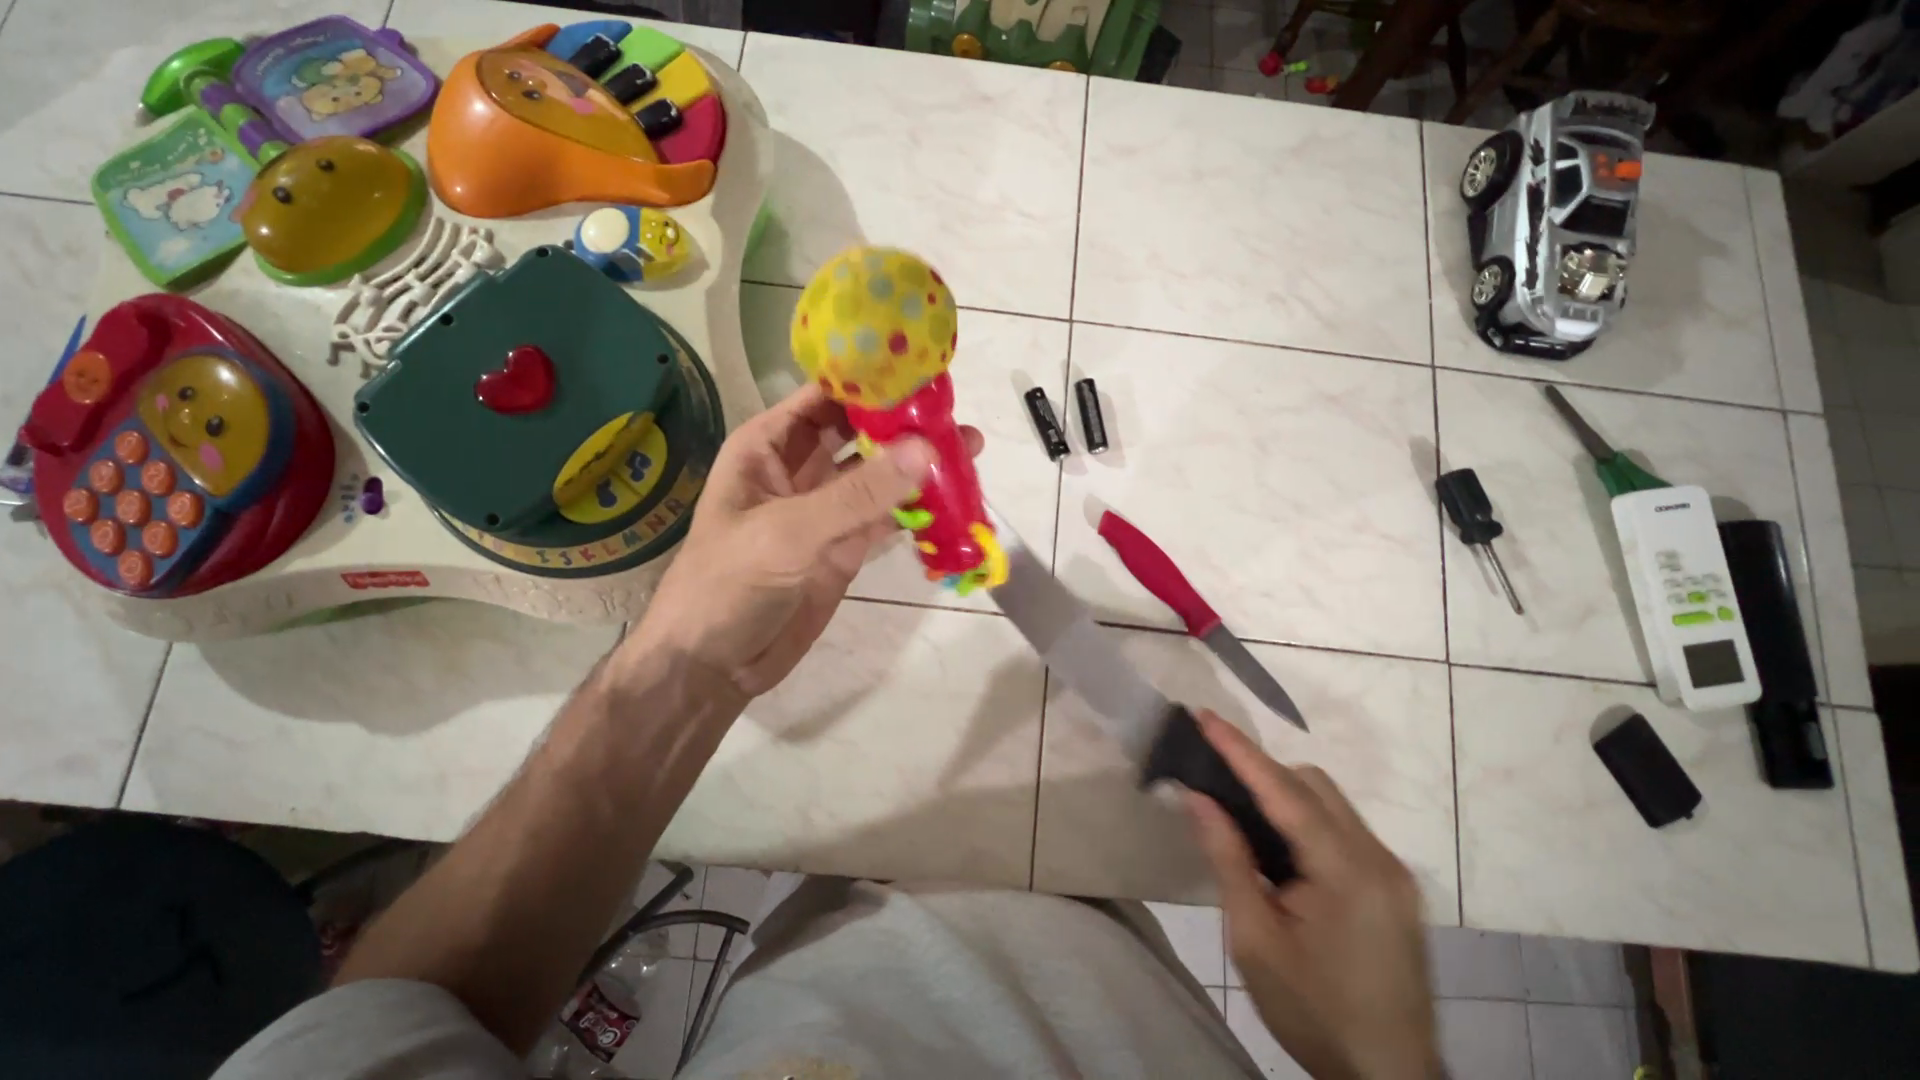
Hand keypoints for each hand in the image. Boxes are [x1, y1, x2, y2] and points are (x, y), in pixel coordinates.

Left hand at [620, 383, 980, 698]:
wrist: (712, 664)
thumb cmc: (728, 584)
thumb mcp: (788, 531)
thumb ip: (857, 494)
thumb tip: (926, 449)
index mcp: (767, 446)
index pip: (823, 397)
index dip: (868, 382)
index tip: (922, 374)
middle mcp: (798, 469)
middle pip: (857, 431)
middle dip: (902, 421)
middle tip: (956, 414)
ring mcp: (824, 510)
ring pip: (877, 475)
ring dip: (917, 465)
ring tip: (970, 450)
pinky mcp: (845, 548)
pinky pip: (886, 518)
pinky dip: (917, 511)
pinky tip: (954, 499)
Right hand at [1186, 711, 1439, 1079]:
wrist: (1389, 1078)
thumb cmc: (1312, 1011)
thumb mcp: (1255, 940)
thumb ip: (1229, 859)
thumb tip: (1200, 798)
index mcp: (1345, 871)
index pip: (1285, 792)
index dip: (1241, 752)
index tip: (1204, 716)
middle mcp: (1378, 858)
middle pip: (1314, 786)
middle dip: (1262, 772)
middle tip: (1212, 780)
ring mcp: (1393, 873)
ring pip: (1332, 805)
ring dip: (1285, 797)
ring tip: (1238, 815)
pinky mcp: (1395, 889)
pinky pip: (1345, 832)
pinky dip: (1307, 824)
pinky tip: (1279, 851)